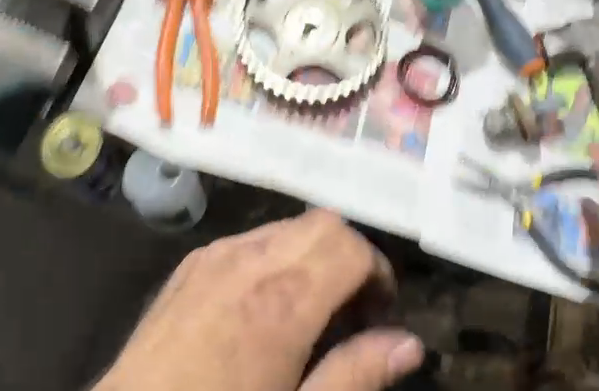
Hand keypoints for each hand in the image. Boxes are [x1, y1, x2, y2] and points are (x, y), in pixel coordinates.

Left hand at [95, 210, 427, 390]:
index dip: (377, 272)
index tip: (381, 314)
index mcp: (281, 299)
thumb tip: (409, 343)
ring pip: (285, 226)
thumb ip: (354, 376)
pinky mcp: (189, 265)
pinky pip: (248, 239)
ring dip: (311, 255)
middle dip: (348, 257)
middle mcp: (249, 260)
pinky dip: (274, 257)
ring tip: (313, 313)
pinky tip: (265, 309)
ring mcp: (214, 256)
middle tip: (354, 314)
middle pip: (321, 223)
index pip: (348, 244)